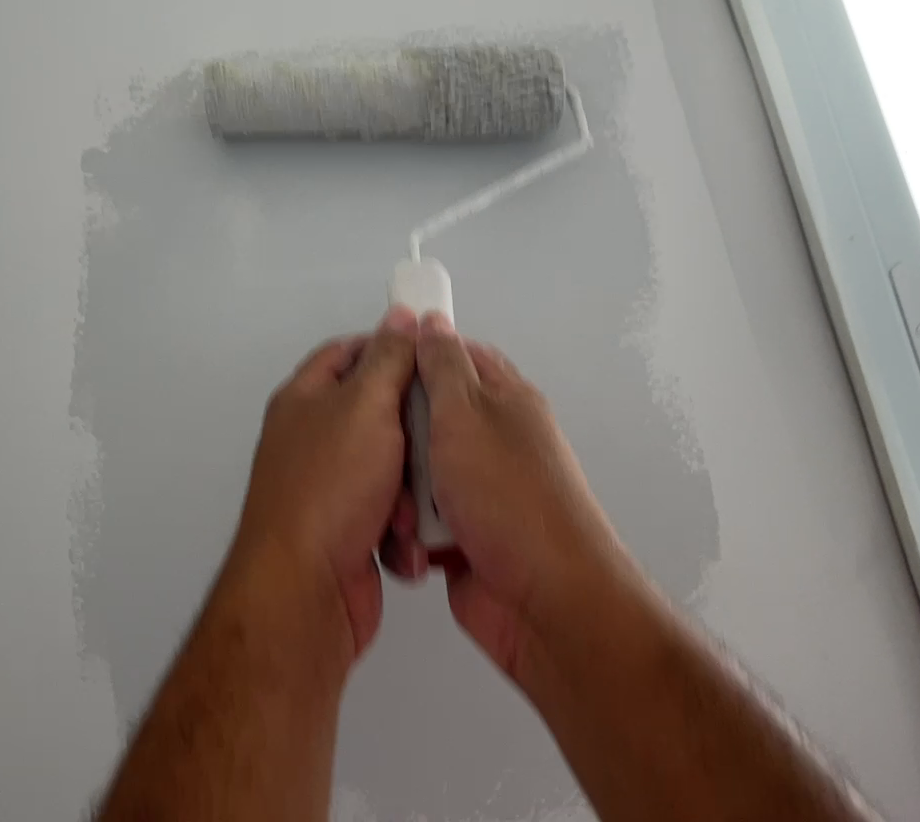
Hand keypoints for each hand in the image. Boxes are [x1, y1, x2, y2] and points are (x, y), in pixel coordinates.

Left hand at [230, 307, 419, 660]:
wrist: (306, 590)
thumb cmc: (333, 485)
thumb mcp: (366, 406)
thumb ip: (389, 358)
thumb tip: (401, 315)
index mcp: (305, 399)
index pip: (348, 353)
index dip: (390, 349)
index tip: (432, 361)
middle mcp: (312, 439)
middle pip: (377, 413)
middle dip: (413, 432)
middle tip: (440, 440)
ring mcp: (329, 488)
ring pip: (391, 467)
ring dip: (411, 488)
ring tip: (413, 507)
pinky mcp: (348, 531)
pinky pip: (387, 513)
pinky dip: (400, 527)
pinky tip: (404, 543)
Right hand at [405, 313, 624, 683]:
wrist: (544, 600)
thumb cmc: (506, 494)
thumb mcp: (466, 414)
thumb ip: (442, 366)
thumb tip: (431, 320)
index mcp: (503, 400)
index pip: (457, 357)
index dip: (416, 354)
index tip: (375, 365)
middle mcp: (492, 441)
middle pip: (428, 417)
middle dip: (397, 434)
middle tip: (374, 444)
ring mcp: (479, 492)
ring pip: (418, 472)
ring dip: (402, 492)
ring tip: (398, 510)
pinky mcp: (464, 537)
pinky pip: (422, 521)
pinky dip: (411, 533)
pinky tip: (406, 543)